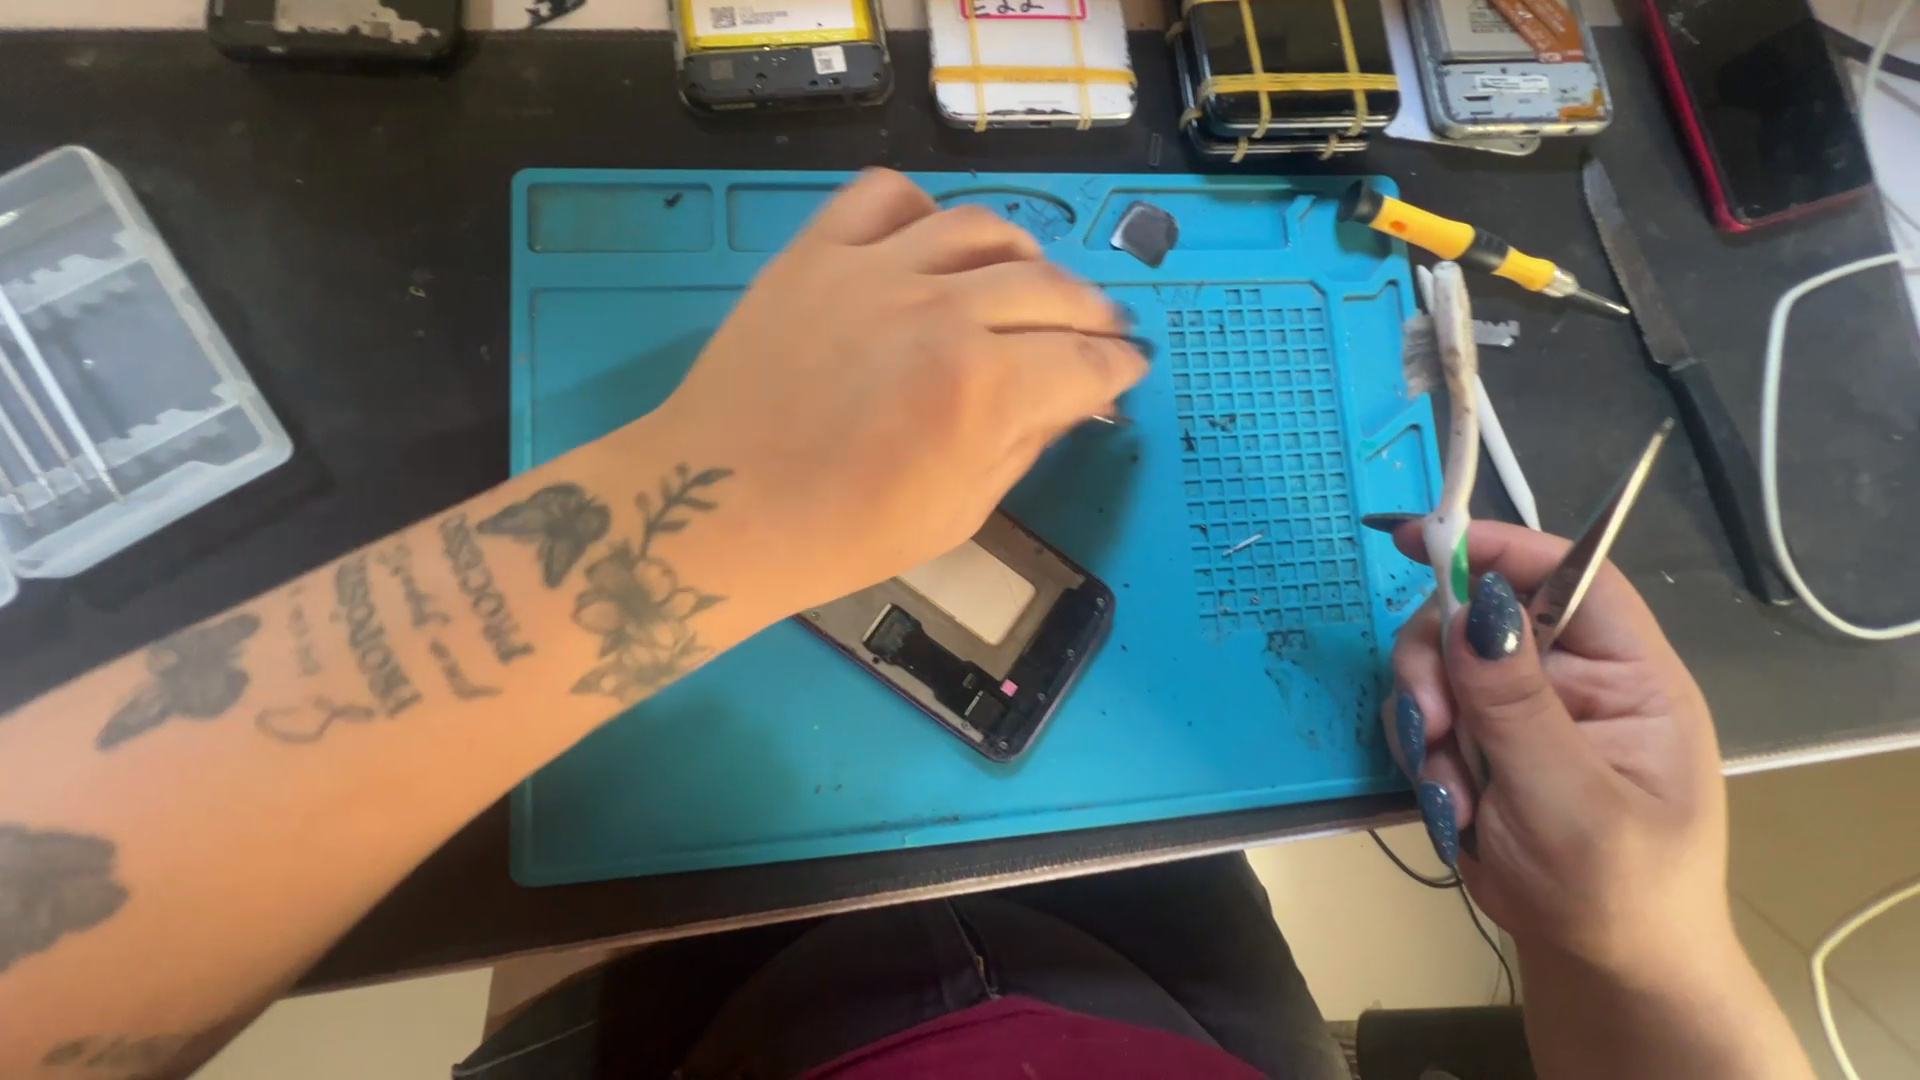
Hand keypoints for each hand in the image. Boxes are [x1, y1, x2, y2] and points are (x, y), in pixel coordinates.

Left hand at [645, 169, 1146, 620]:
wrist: (721, 507)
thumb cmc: (842, 535)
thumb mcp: (958, 514)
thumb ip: (1025, 445)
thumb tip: (1070, 402)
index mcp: (984, 391)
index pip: (1084, 362)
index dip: (1119, 368)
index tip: (1129, 371)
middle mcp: (942, 313)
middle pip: (1050, 288)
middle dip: (1093, 313)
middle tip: (1100, 331)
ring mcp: (875, 272)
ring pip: (982, 229)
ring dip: (1026, 256)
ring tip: (1032, 282)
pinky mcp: (817, 253)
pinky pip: (886, 197)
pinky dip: (925, 212)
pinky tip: (934, 245)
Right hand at [1380, 522, 1732, 980]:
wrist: (1591, 955)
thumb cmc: (1611, 886)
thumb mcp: (1566, 798)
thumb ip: (1517, 704)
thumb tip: (1473, 609)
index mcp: (1626, 678)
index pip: (1568, 578)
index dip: (1500, 548)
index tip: (1418, 539)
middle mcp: (1568, 675)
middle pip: (1476, 616)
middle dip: (1435, 664)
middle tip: (1429, 720)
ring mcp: (1515, 702)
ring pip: (1435, 660)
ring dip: (1424, 717)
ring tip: (1447, 782)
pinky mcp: (1474, 729)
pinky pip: (1420, 704)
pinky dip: (1417, 744)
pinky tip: (1446, 793)